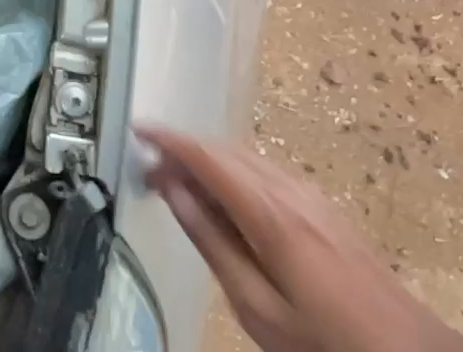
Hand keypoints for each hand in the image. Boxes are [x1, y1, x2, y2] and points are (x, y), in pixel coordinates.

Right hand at [137, 127, 462, 351]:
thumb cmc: (326, 342)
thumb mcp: (258, 308)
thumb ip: (213, 245)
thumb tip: (175, 193)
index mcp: (271, 215)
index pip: (207, 158)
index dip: (168, 140)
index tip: (137, 131)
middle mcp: (291, 193)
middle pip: (226, 151)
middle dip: (183, 152)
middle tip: (149, 171)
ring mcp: (313, 198)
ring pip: (247, 159)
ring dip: (208, 161)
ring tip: (178, 184)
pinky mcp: (325, 210)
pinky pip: (267, 173)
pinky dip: (233, 172)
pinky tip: (224, 198)